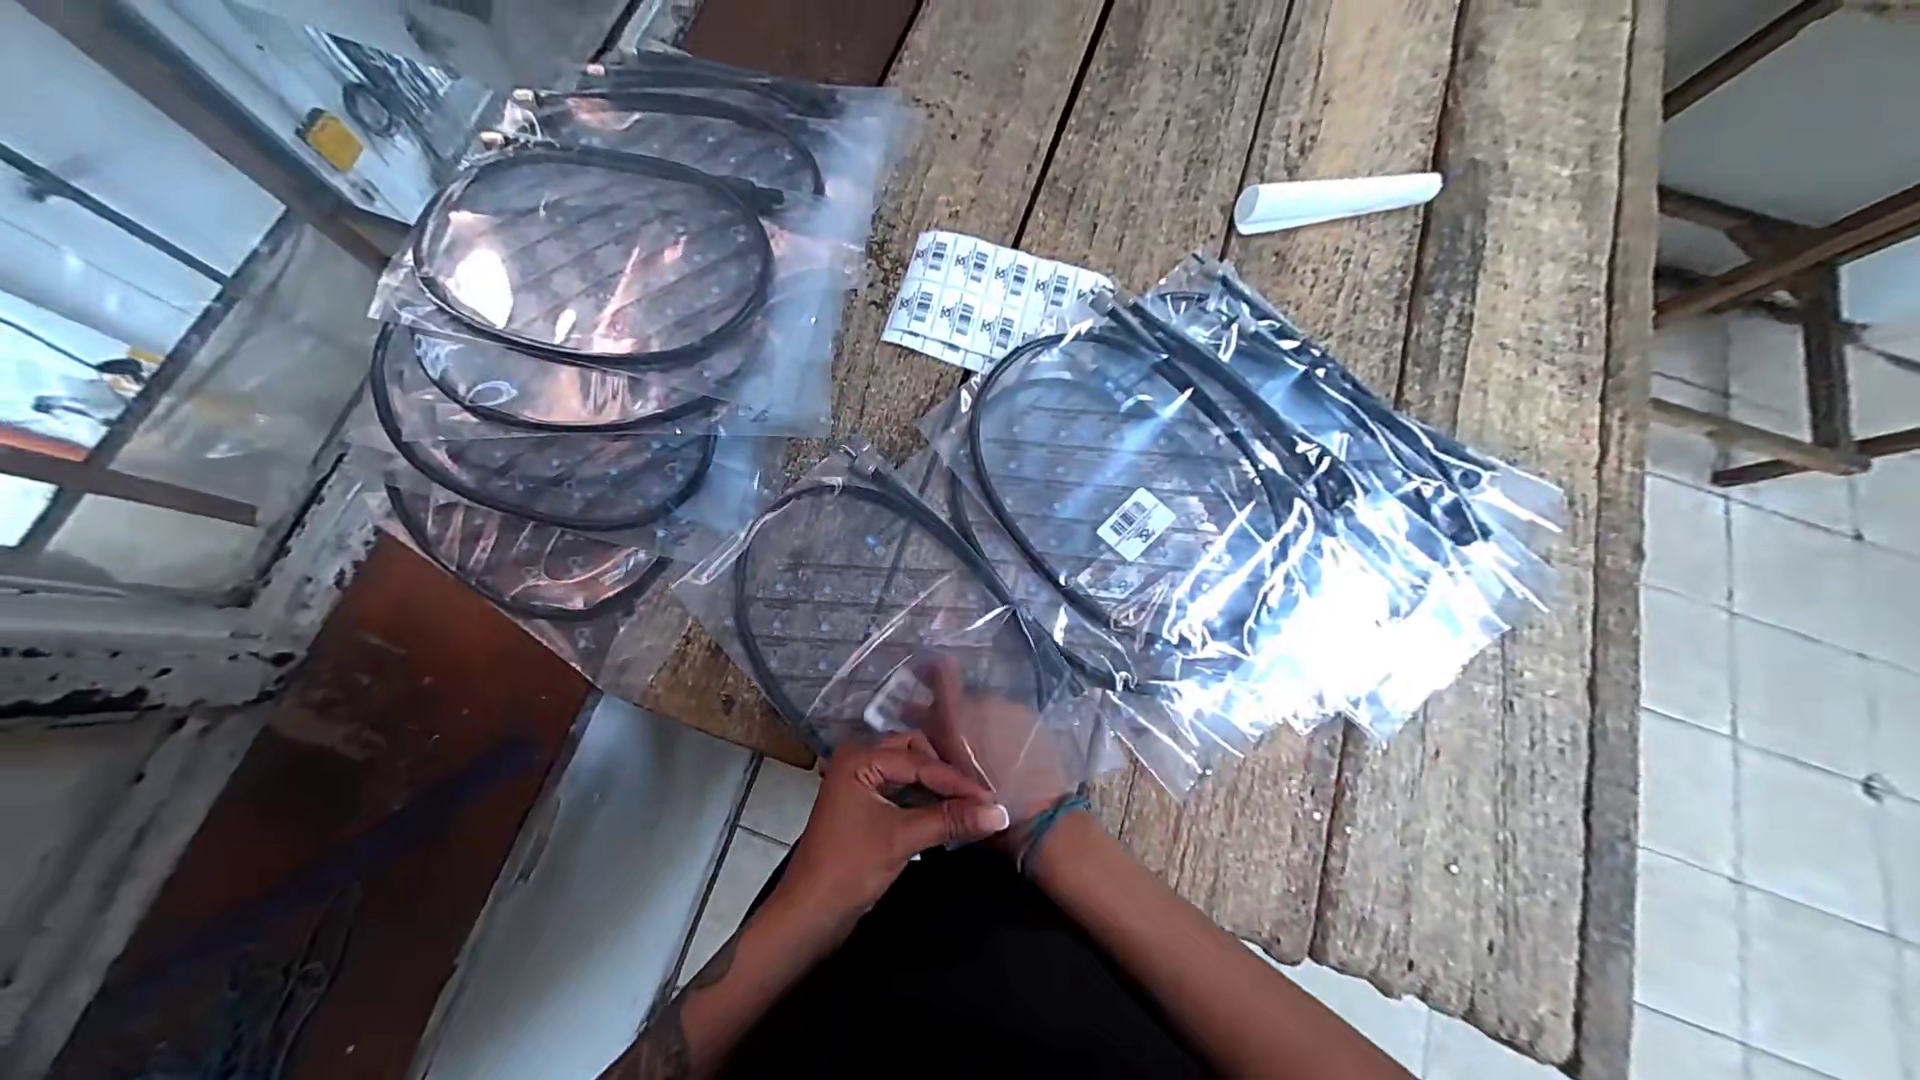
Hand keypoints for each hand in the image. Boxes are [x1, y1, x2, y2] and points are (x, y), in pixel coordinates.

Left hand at [778, 732, 1010, 920]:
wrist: (810, 914)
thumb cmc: (850, 868)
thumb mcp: (902, 839)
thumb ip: (950, 820)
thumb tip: (999, 813)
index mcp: (859, 758)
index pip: (919, 762)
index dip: (956, 780)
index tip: (991, 796)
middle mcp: (858, 760)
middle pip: (914, 753)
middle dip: (945, 771)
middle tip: (978, 791)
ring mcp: (860, 781)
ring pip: (909, 770)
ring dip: (937, 784)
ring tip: (969, 800)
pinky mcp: (865, 803)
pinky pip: (902, 788)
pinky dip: (925, 797)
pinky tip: (948, 810)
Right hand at [906, 657, 1076, 827]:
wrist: (1042, 814)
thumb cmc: (986, 801)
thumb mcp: (947, 773)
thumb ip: (931, 740)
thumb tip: (914, 716)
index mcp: (958, 714)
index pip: (941, 673)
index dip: (929, 669)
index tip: (922, 674)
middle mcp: (985, 701)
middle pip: (964, 695)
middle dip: (955, 710)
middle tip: (951, 734)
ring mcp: (1012, 708)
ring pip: (987, 706)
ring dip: (980, 719)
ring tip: (982, 747)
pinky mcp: (1033, 719)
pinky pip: (1009, 716)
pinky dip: (1002, 727)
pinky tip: (1005, 750)